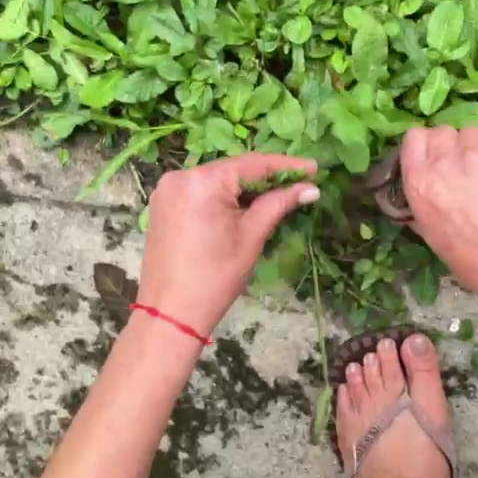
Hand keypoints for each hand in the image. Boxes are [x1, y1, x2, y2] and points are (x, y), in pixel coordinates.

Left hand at [135, 152, 320, 333]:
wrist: (171, 313)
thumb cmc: (216, 277)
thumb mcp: (251, 236)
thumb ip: (279, 204)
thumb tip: (311, 188)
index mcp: (203, 181)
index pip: (252, 164)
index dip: (286, 166)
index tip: (314, 168)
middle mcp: (181, 176)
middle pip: (233, 169)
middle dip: (266, 176)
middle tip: (300, 182)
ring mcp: (168, 189)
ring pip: (217, 179)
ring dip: (245, 186)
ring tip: (278, 193)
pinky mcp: (163, 203)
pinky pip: (201, 190)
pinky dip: (223, 195)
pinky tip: (244, 204)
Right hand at [399, 126, 477, 308]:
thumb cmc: (469, 258)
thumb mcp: (430, 230)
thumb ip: (423, 198)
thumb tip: (426, 187)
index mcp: (419, 181)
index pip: (414, 137)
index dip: (425, 144)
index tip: (434, 155)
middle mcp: (444, 161)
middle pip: (442, 131)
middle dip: (450, 144)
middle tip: (463, 165)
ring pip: (472, 131)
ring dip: (476, 145)